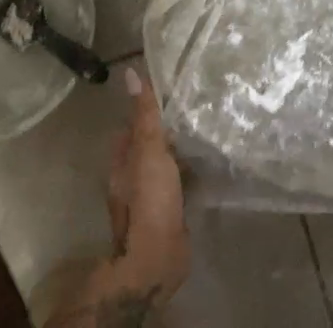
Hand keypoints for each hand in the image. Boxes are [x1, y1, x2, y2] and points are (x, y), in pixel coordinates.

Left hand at [106, 68, 189, 300]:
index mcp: (122, 161)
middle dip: (168, 132)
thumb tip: (131, 73)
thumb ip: (144, 115)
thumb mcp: (148, 151)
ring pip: (165, 168)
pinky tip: (210, 169)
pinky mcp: (168, 215)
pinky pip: (180, 187)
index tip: (173, 93)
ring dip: (181, 155)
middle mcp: (132, 178)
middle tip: (197, 111)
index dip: (149, 110)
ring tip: (208, 135)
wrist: (157, 260)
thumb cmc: (149, 201)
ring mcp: (150, 199)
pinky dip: (191, 176)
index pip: (132, 126)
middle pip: (149, 147)